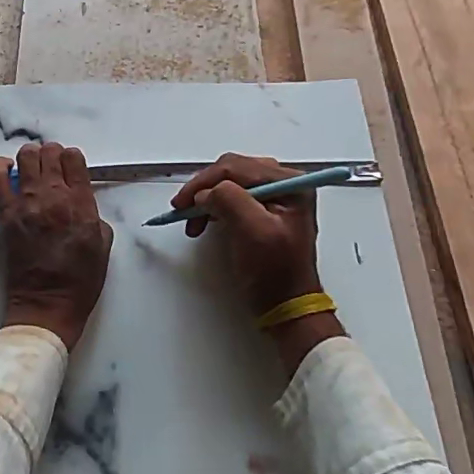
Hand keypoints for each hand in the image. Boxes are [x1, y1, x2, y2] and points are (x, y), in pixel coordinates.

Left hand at [0, 143, 113, 350]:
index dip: (72, 158)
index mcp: (81, 204)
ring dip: (30, 157)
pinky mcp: (6, 213)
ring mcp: (27, 203)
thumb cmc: (78, 281)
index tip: (70, 165)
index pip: (74, 160)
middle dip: (51, 154)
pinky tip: (5, 168)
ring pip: (25, 157)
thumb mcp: (102, 244)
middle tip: (51, 165)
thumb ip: (93, 213)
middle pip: (49, 153)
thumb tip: (81, 200)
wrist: (48, 302)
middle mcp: (54, 197)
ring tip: (31, 166)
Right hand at [172, 153, 343, 374]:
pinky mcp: (263, 210)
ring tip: (194, 221)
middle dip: (204, 189)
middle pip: (231, 171)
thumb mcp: (254, 232)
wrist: (286, 306)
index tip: (183, 203)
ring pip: (229, 182)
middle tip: (184, 209)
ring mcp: (275, 196)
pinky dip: (214, 206)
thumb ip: (230, 200)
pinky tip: (206, 220)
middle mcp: (285, 184)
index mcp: (290, 184)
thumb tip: (205, 192)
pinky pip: (232, 196)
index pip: (236, 167)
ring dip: (207, 198)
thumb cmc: (276, 274)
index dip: (204, 182)